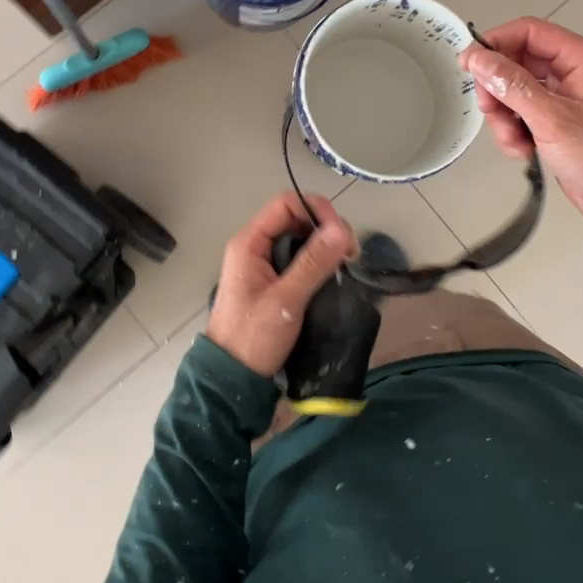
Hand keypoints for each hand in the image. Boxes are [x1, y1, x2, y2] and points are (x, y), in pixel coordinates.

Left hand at [206, 192, 356, 376]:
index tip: (342, 235)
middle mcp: (255, 247)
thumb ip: (313, 263)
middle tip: (349, 254)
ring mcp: (264, 265)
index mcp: (249, 243)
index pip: (286, 204)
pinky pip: (299, 260)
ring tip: (345, 266)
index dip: (317, 210)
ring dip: (324, 247)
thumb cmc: (252, 338)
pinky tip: (333, 278)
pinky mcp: (274, 282)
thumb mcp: (285, 300)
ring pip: (300, 240)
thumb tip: (343, 228)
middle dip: (325, 229)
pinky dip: (319, 264)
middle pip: (295, 218)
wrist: (232, 378)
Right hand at [460, 18, 582, 272]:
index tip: (468, 65)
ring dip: (505, 117)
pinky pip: (524, 115)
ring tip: (514, 141)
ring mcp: (566, 99)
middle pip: (518, 63)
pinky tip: (523, 151)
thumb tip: (478, 58)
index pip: (529, 32)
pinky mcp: (559, 123)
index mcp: (582, 59)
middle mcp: (574, 73)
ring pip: (516, 92)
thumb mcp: (552, 119)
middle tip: (491, 112)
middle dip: (499, 89)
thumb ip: (512, 86)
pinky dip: (515, 131)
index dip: (496, 44)